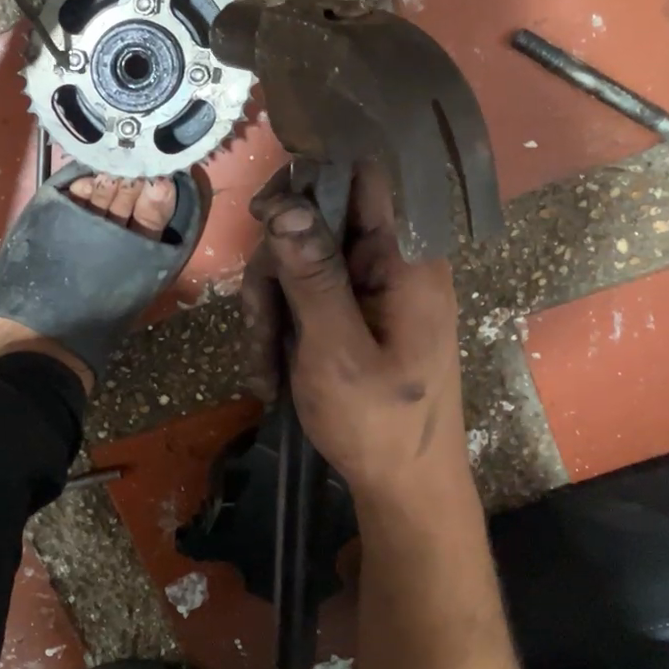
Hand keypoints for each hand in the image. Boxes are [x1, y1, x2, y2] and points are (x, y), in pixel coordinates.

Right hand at [241, 163, 464, 488]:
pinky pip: (302, 296)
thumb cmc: (380, 426)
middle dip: (275, 271)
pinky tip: (272, 372)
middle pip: (314, 223)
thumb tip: (285, 205)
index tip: (264, 218)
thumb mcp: (337, 352)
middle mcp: (390, 262)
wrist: (405, 491)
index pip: (363, 177)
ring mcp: (370, 288)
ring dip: (270, 308)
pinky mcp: (353, 312)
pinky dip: (280, 328)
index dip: (309, 182)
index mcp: (406, 259)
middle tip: (261, 325)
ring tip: (267, 366)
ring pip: (297, 261)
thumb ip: (312, 276)